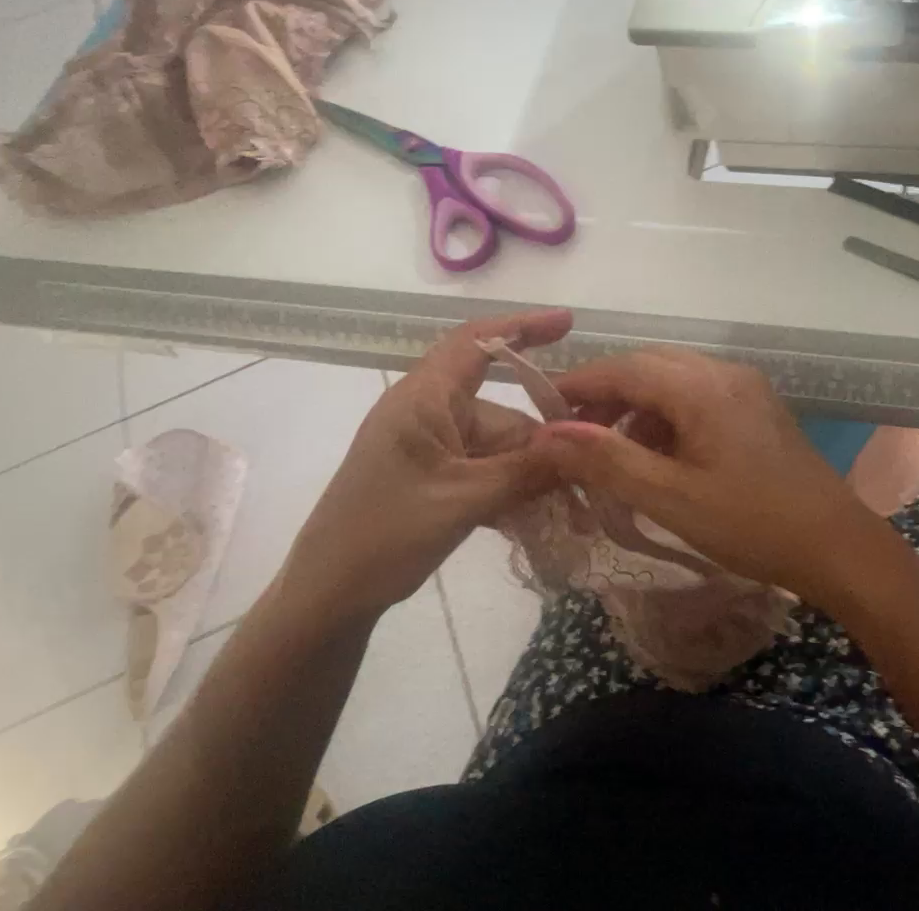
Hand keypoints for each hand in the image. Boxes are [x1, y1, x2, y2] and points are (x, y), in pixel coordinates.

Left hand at [282, 308, 572, 623]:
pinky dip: (511, 489)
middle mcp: (428, 414)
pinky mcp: (433, 477)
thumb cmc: (384, 534)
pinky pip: (486, 469)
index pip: (475, 342)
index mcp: (423, 400)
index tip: (570, 324)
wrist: (328, 594)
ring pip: (500, 446)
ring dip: (532, 475)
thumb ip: (528, 469)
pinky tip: (537, 518)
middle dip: (545, 442)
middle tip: (590, 476)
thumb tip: (587, 445)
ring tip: (572, 512)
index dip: (523, 326)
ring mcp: (430, 448)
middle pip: (503, 411)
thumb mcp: (464, 500)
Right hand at [530, 348, 899, 602]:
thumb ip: (608, 461)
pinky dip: (668, 420)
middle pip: (649, 367)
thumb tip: (548, 434)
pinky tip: (657, 458)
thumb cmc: (752, 525)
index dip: (577, 386)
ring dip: (637, 409)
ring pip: (675, 382)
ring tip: (611, 455)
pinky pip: (699, 399)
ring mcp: (747, 390)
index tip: (539, 412)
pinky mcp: (758, 411)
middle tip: (572, 438)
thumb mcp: (671, 498)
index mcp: (704, 387)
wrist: (836, 546)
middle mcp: (726, 374)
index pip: (624, 368)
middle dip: (605, 396)